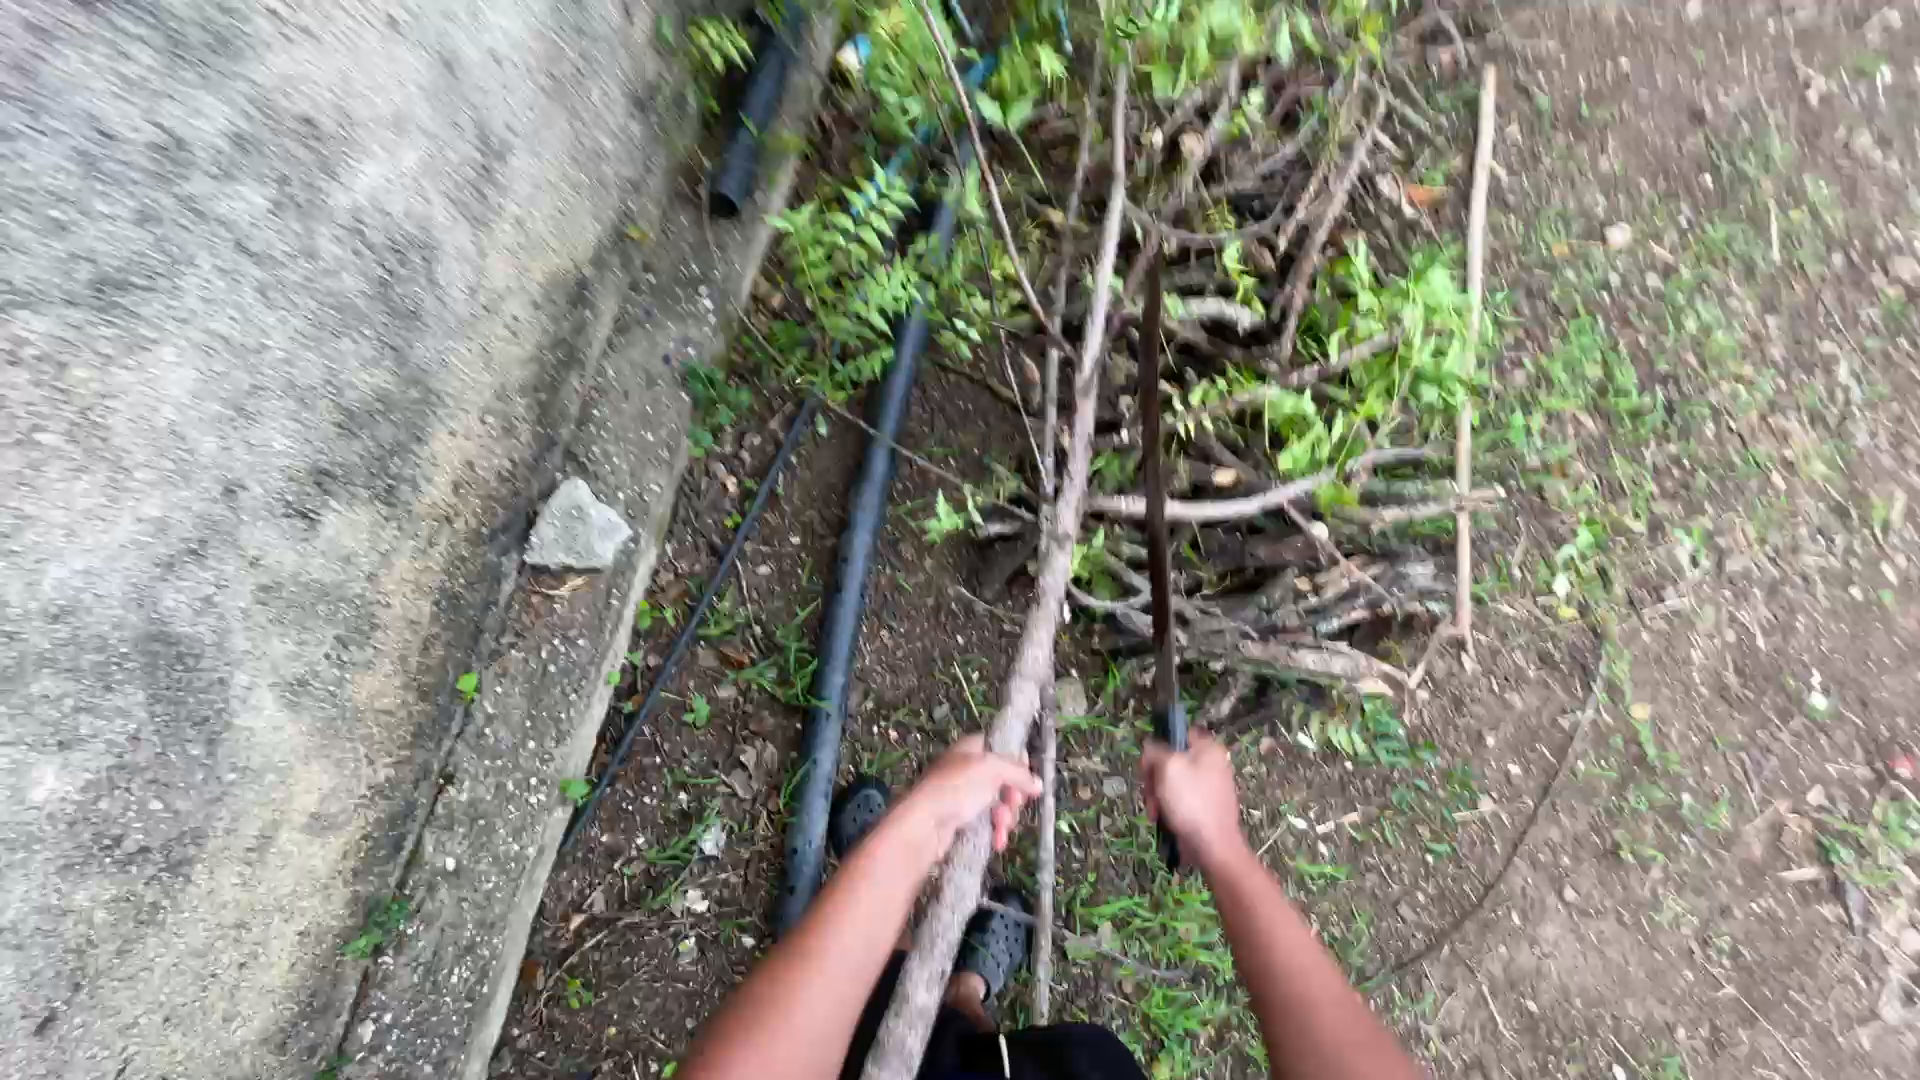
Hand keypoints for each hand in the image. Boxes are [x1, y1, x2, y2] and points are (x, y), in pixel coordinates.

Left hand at [897, 735, 1042, 855]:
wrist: (924, 824)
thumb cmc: (957, 787)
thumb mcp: (992, 769)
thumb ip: (1018, 772)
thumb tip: (1039, 783)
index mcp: (971, 748)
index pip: (1003, 747)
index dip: (1018, 762)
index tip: (1027, 778)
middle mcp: (967, 768)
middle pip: (1003, 779)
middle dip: (1013, 796)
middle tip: (1014, 805)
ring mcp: (963, 795)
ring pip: (997, 803)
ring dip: (1005, 817)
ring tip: (1001, 828)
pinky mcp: (960, 819)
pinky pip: (986, 822)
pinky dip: (995, 831)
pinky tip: (997, 841)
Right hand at [1140, 730, 1247, 869]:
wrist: (1213, 847)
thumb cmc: (1191, 802)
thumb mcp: (1168, 767)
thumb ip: (1156, 750)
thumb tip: (1151, 747)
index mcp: (1208, 748)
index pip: (1177, 733)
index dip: (1159, 745)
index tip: (1149, 762)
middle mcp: (1211, 763)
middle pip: (1170, 759)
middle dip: (1155, 776)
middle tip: (1150, 790)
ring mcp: (1208, 786)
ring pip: (1171, 780)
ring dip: (1157, 794)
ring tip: (1156, 810)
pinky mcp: (1203, 805)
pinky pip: (1179, 797)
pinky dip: (1167, 806)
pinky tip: (1162, 818)